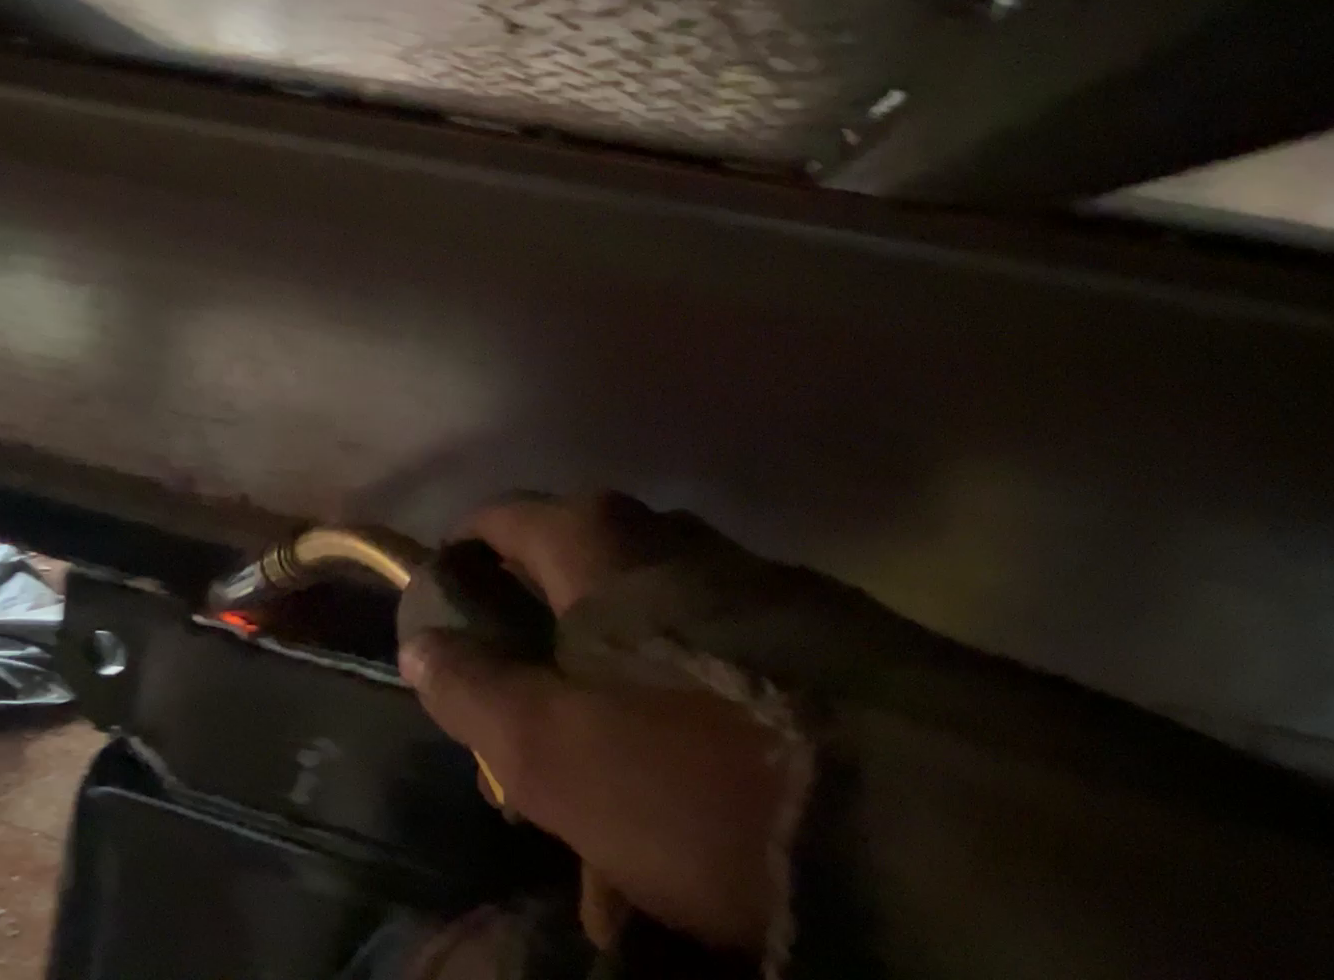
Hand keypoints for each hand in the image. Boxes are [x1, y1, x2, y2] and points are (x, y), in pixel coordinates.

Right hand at [398, 495, 791, 954]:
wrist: (910, 811)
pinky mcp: (801, 625)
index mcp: (599, 544)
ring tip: (604, 790)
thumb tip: (423, 639)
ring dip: (607, 703)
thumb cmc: (686, 767)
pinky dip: (674, 712)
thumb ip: (471, 686)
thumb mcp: (547, 748)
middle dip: (537, 658)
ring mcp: (742, 577)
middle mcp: (669, 537)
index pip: (499, 521)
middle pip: (569, 581)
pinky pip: (704, 657)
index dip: (460, 567)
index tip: (445, 626)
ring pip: (638, 632)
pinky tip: (681, 788)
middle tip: (522, 735)